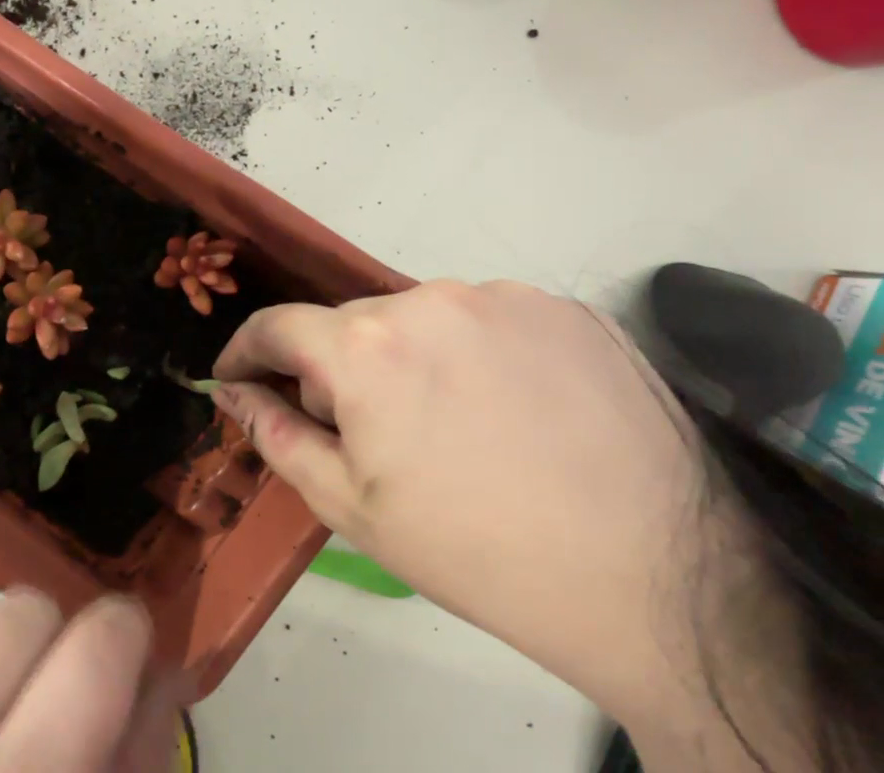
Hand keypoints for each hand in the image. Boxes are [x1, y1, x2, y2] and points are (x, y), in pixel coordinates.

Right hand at [210, 280, 708, 728]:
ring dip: (408, 359)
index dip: (245, 353)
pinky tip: (508, 412)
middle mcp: (430, 299)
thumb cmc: (471, 549)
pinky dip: (475, 355)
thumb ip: (273, 433)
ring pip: (422, 320)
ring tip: (448, 427)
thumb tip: (229, 390)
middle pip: (351, 324)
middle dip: (337, 371)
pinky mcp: (574, 313)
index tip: (237, 379)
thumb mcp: (345, 504)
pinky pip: (490, 321)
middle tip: (367, 436)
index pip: (275, 325)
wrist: (654, 583)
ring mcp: (510, 300)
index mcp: (365, 345)